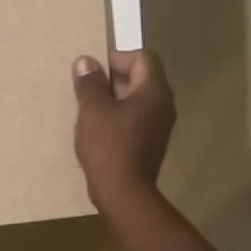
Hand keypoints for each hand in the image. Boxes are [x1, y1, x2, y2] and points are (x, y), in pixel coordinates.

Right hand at [73, 50, 174, 214]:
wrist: (124, 192)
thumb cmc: (108, 146)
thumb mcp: (93, 110)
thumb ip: (90, 83)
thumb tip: (86, 61)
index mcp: (154, 90)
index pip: (142, 57)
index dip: (116, 58)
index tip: (92, 71)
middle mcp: (163, 104)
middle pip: (140, 78)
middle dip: (112, 80)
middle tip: (86, 90)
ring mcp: (160, 125)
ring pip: (137, 101)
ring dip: (113, 100)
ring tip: (89, 111)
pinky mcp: (151, 143)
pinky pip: (135, 120)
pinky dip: (118, 118)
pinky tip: (98, 131)